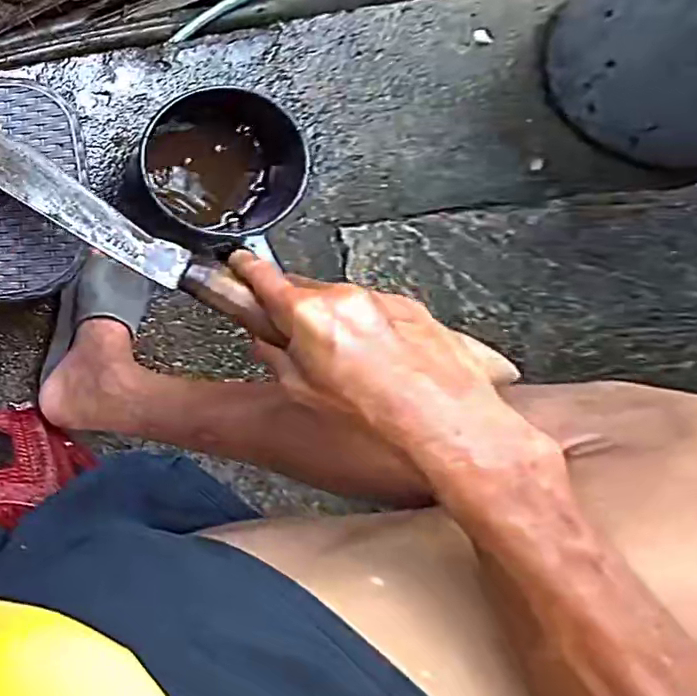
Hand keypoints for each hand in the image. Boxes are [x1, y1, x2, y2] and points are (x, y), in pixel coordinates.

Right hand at [229, 251, 557, 477]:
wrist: (456, 432)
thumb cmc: (378, 418)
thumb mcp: (300, 391)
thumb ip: (275, 356)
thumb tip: (269, 345)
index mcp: (306, 313)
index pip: (262, 275)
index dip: (245, 267)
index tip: (240, 262)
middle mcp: (346, 298)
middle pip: (306, 290)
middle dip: (298, 310)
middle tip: (300, 341)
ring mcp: (386, 303)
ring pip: (346, 302)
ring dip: (341, 323)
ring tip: (353, 365)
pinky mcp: (420, 314)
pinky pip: (383, 314)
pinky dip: (376, 332)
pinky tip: (385, 366)